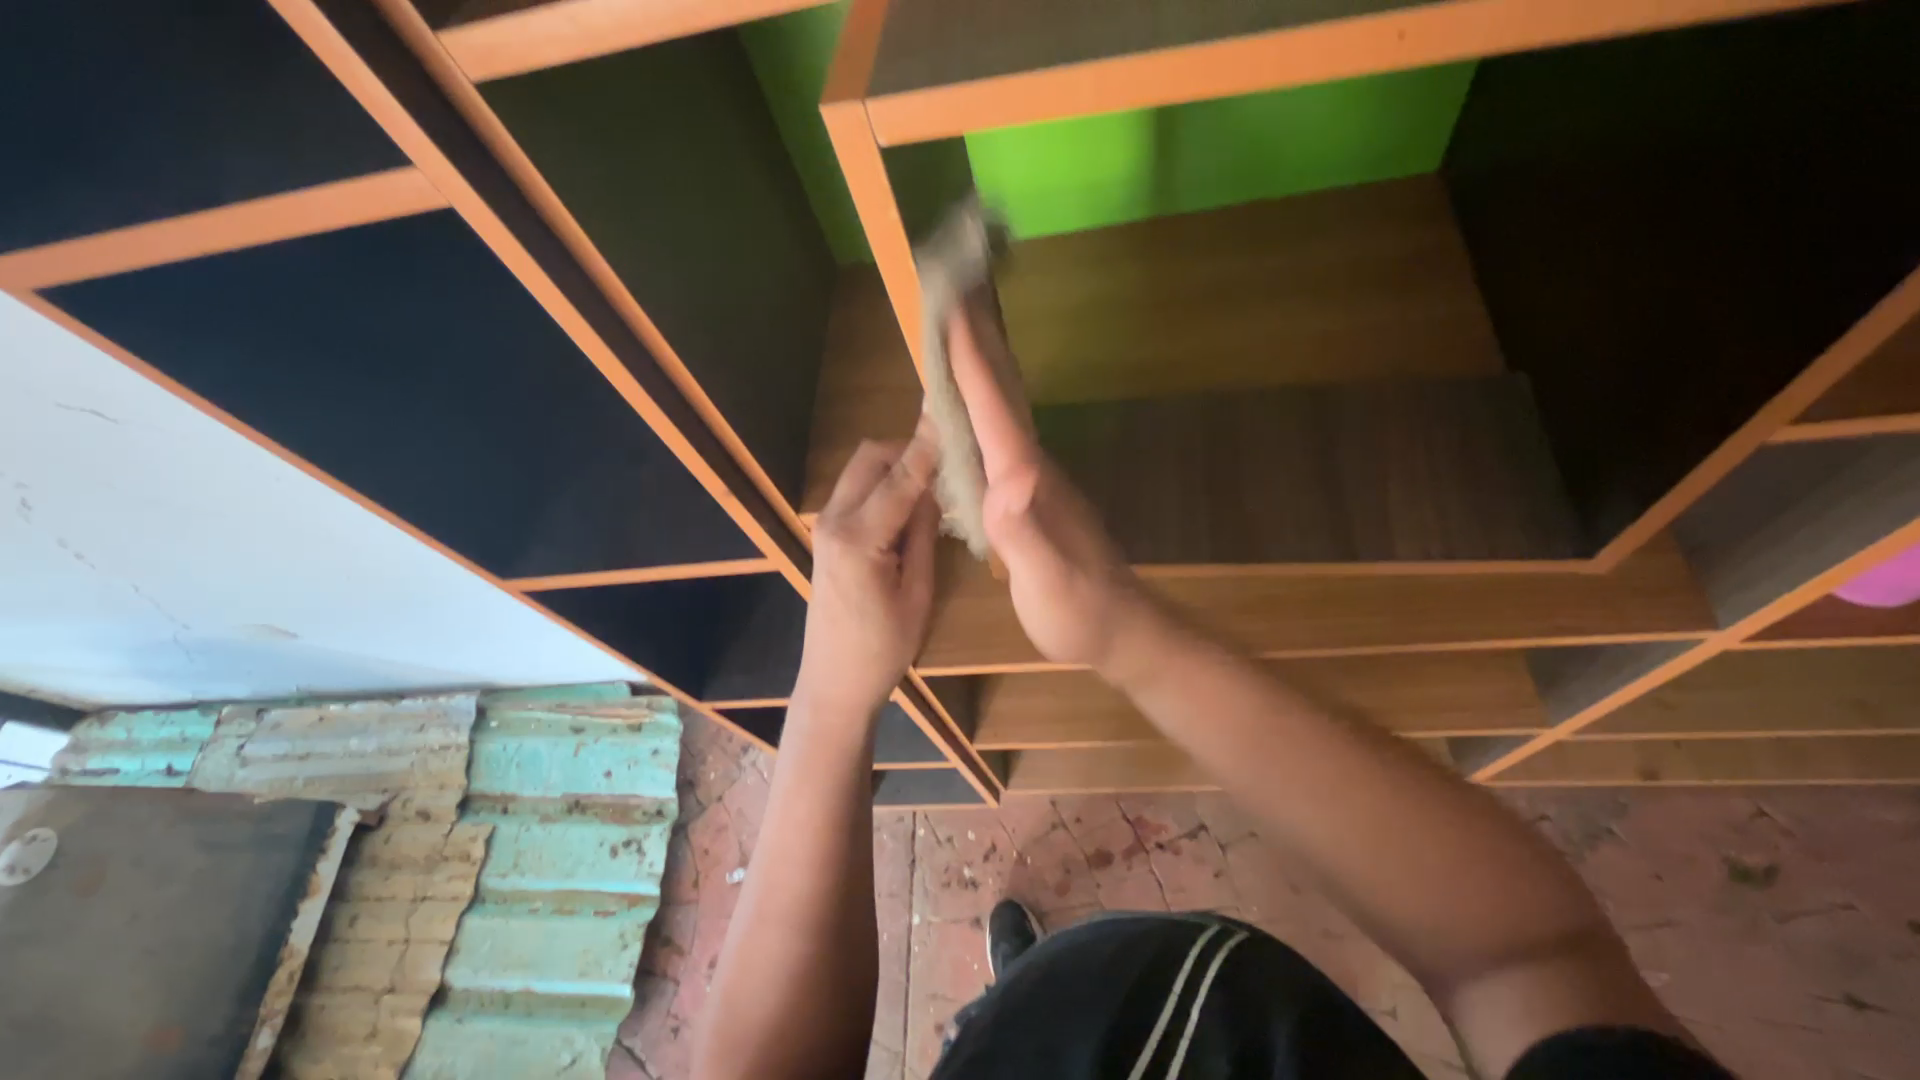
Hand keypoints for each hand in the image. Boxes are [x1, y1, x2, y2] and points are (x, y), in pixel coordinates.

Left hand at [793, 427, 939, 718]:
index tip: (948, 411)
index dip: (927, 444)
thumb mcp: (918, 594)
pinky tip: (910, 505)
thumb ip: (924, 534)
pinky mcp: (826, 535)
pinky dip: (883, 485)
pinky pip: (856, 491)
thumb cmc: (883, 649)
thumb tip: (935, 489)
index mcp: (859, 538)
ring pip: (861, 470)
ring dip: (894, 466)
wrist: (834, 682)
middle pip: (870, 457)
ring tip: (934, 485)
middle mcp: (834, 521)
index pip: (900, 477)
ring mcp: (824, 526)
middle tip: (947, 464)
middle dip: (907, 450)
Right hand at [946, 306, 1157, 673]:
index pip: (995, 408)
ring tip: (959, 329)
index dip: (971, 358)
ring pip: (1005, 407)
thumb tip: (1008, 474)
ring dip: (984, 364)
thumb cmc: (1077, 610)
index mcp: (1025, 478)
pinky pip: (1002, 431)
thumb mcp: (1045, 580)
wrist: (1119, 629)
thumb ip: (1023, 530)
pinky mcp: (1033, 493)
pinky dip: (986, 401)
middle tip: (957, 288)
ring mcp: (1035, 478)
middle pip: (1004, 393)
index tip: (952, 305)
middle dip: (980, 340)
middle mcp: (1031, 466)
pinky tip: (973, 404)